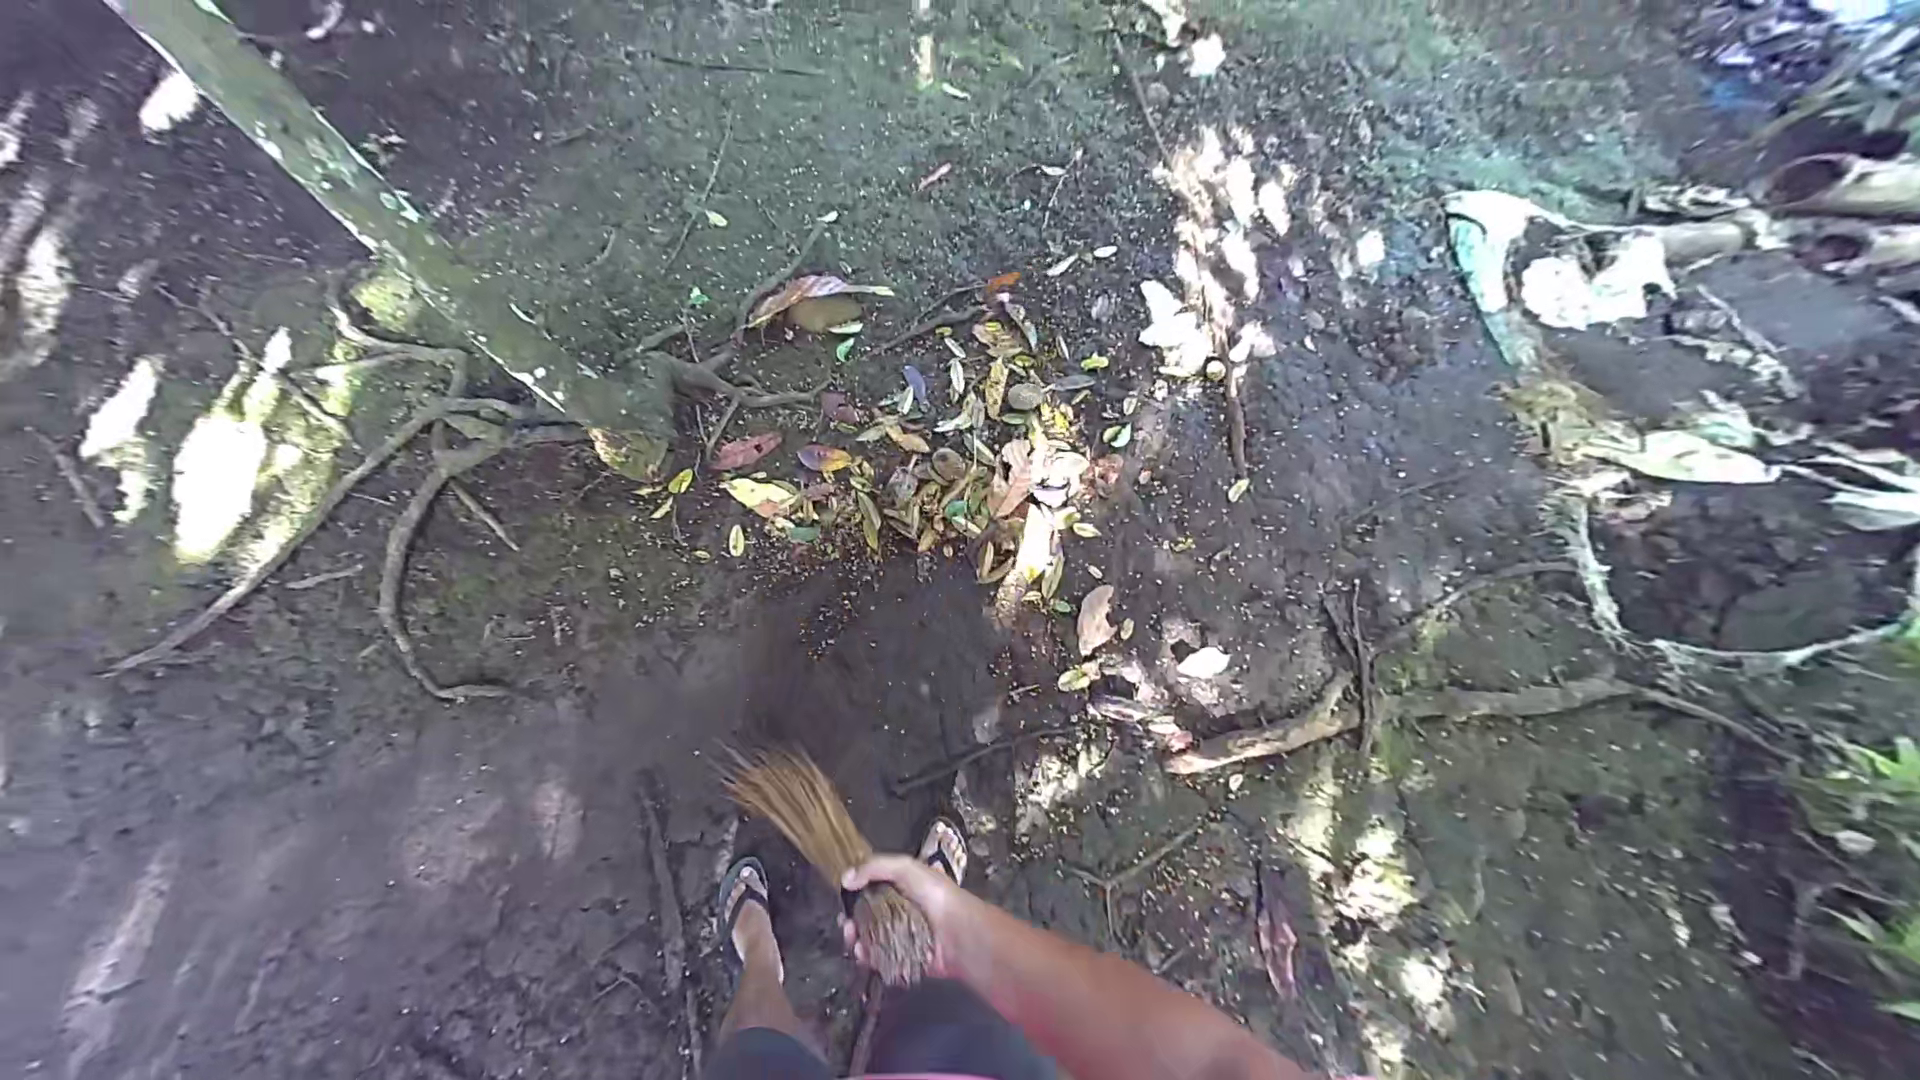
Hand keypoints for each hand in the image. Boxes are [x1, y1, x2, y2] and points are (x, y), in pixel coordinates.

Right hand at [840, 855, 986, 979]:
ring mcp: (900, 935)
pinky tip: (861, 952)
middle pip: (867, 914)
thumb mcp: (905, 868)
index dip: (856, 892)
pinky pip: (878, 957)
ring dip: (855, 937)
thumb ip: (874, 867)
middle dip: (852, 918)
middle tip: (846, 923)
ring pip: (869, 937)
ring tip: (851, 937)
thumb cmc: (933, 894)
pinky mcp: (901, 958)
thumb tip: (845, 878)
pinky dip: (867, 956)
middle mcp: (899, 909)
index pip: (872, 888)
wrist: (957, 932)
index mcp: (902, 886)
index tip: (843, 896)